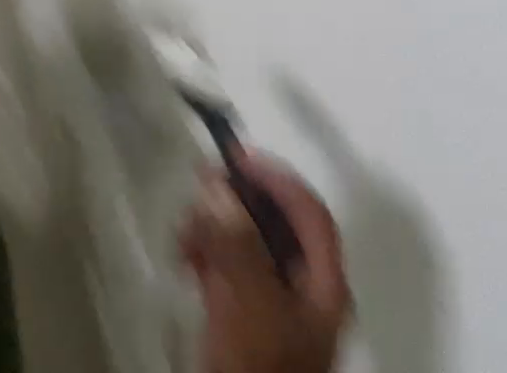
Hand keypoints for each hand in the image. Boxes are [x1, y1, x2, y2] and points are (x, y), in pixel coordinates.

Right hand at [181, 152, 350, 372]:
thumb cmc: (257, 359)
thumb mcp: (247, 297)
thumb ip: (236, 242)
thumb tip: (217, 183)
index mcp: (321, 282)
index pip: (310, 214)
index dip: (278, 178)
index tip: (236, 155)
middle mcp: (302, 284)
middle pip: (276, 222)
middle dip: (236, 200)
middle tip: (200, 184)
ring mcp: (273, 297)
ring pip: (246, 239)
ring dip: (213, 226)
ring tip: (185, 234)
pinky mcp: (243, 309)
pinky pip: (226, 262)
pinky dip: (205, 250)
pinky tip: (184, 255)